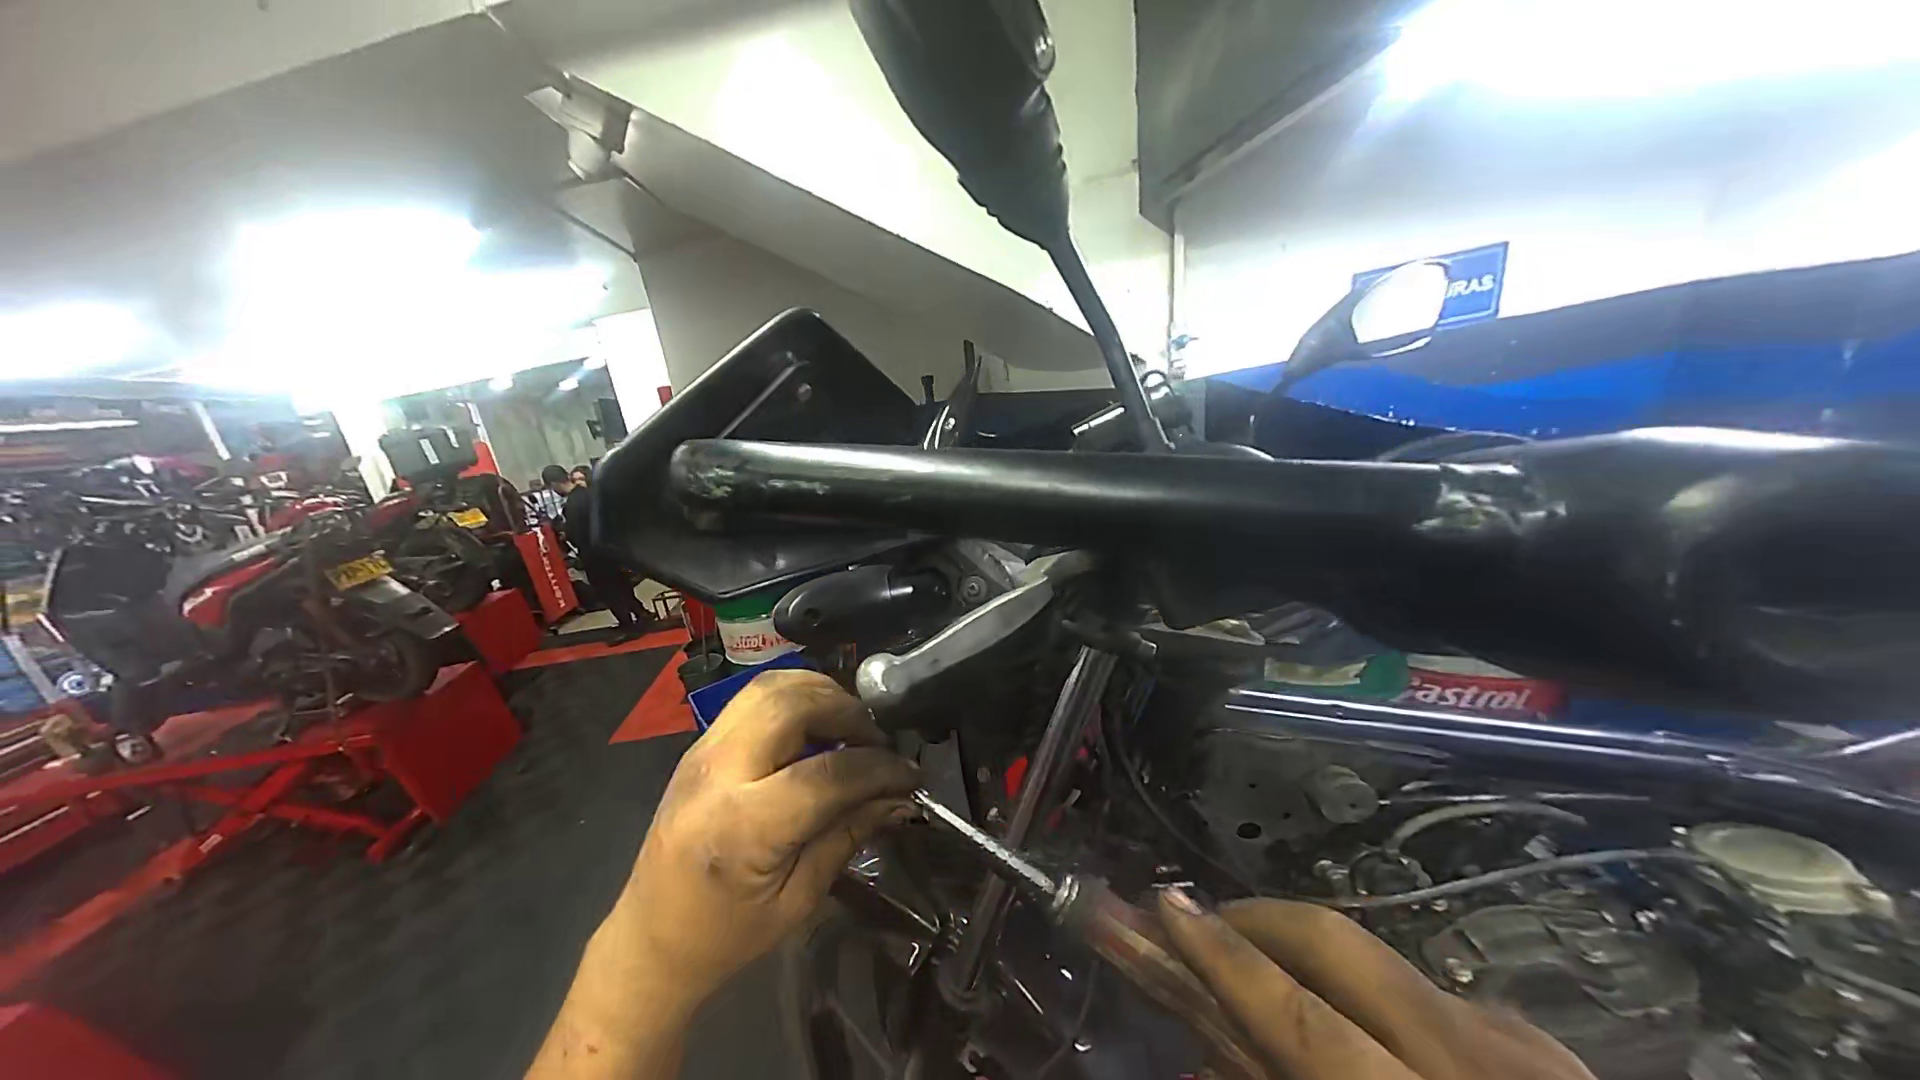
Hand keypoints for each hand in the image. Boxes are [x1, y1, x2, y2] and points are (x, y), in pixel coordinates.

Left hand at [616, 670, 918, 1005]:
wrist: (648, 941)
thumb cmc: (724, 935)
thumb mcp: (798, 899)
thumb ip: (848, 835)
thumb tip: (900, 798)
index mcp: (741, 827)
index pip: (825, 774)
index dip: (877, 768)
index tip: (908, 774)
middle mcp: (717, 773)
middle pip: (792, 705)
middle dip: (847, 711)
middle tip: (878, 739)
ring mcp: (702, 751)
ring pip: (770, 687)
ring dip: (821, 693)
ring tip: (851, 724)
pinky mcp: (700, 744)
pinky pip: (753, 697)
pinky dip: (796, 697)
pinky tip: (818, 724)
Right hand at [1156, 890, 1596, 1079]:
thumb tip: (1200, 1058)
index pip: (1304, 1021)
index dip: (1225, 958)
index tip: (1165, 902)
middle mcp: (1479, 1064)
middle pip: (1340, 947)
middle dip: (1255, 917)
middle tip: (1198, 918)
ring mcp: (1524, 1047)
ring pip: (1377, 955)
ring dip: (1303, 950)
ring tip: (1263, 969)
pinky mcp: (1542, 1042)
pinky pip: (1422, 986)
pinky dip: (1365, 986)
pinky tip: (1354, 1020)